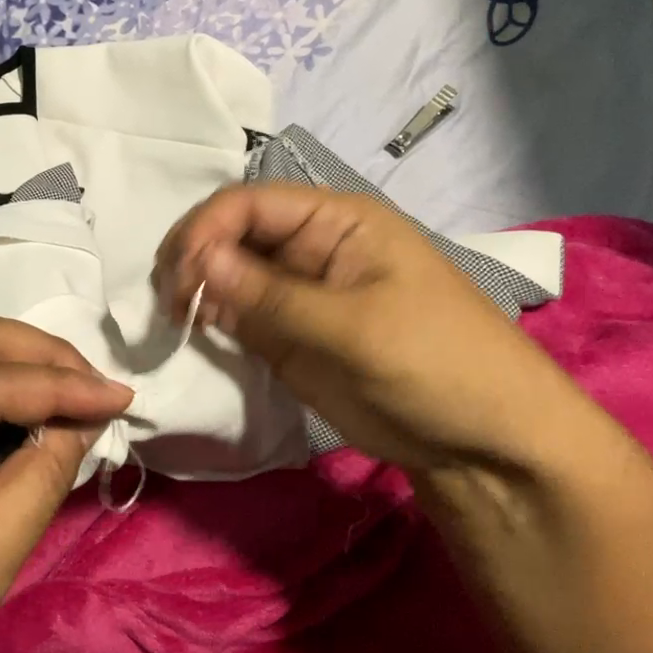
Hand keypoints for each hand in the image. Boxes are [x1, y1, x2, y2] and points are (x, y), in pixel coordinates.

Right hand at [153, 185, 592, 471]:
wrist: (485, 449)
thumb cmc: (440, 365)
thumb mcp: (357, 327)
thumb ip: (272, 295)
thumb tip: (197, 260)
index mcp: (335, 221)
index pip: (250, 203)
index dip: (207, 228)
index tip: (180, 273)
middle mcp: (307, 247)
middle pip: (229, 232)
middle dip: (192, 255)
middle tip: (168, 298)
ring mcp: (293, 292)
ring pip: (223, 272)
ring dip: (192, 287)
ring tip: (171, 317)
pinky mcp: (284, 335)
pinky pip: (232, 313)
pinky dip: (205, 318)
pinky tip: (189, 331)